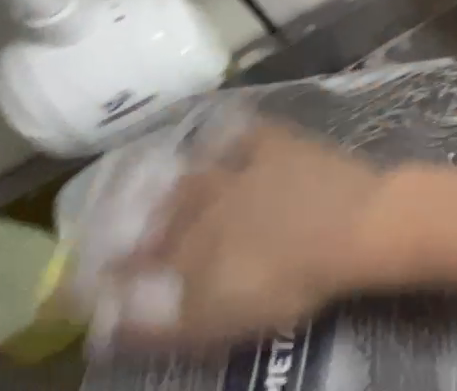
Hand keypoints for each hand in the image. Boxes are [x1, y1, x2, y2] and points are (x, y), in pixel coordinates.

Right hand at [74, 113, 390, 353]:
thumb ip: (157, 326)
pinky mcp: (282, 144)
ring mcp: (240, 170)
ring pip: (191, 174)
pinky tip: (225, 128)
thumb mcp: (216, 321)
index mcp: (182, 253)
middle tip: (143, 237)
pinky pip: (245, 130)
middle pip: (159, 218)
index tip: (97, 280)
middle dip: (145, 229)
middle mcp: (200, 207)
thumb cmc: (291, 281)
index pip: (128, 264)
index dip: (110, 274)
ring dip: (175, 185)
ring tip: (170, 190)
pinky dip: (230, 131)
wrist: (359, 226)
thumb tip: (109, 329)